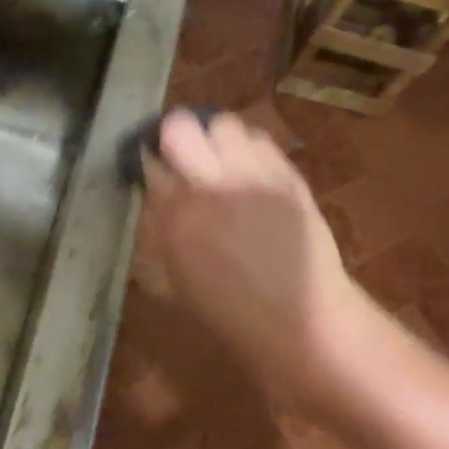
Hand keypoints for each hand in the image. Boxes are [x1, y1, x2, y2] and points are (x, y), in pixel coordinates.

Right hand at [142, 111, 372, 403]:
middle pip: (180, 128)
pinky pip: (260, 141)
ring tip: (221, 161)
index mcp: (176, 220)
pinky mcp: (287, 177)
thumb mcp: (175, 283)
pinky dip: (249, 149)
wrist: (298, 323)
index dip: (150, 162)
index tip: (154, 166)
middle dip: (177, 137)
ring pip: (223, 125)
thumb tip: (154, 200)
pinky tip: (249, 171)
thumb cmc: (229, 315)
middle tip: (184, 155)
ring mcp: (252, 178)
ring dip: (216, 139)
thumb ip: (160, 236)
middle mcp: (211, 189)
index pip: (150, 165)